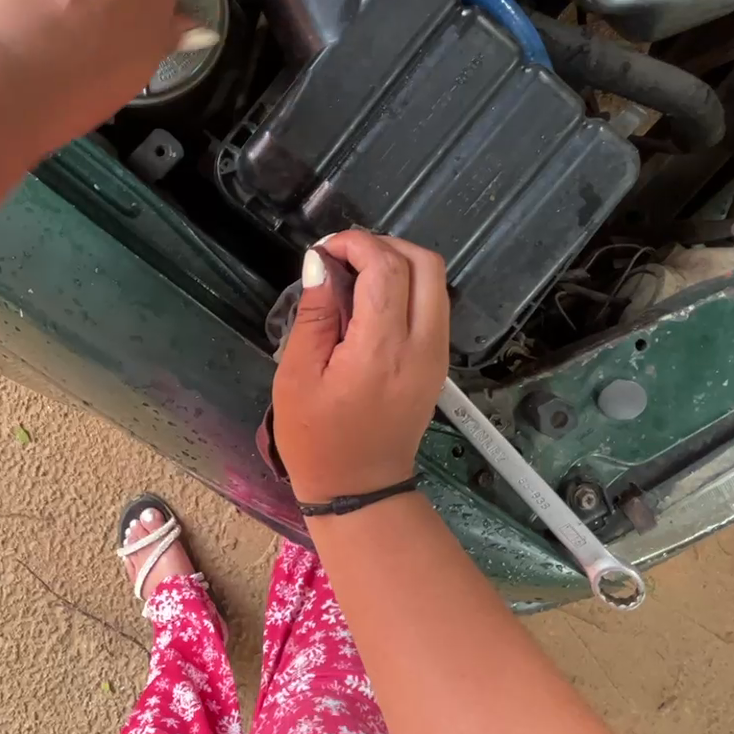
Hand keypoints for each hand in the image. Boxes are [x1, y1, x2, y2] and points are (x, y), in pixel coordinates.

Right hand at [271, 230, 450, 503]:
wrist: (360, 488)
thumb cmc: (316, 438)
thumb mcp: (296, 375)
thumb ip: (313, 314)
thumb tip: (319, 263)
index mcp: (382, 350)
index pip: (386, 269)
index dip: (355, 244)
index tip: (323, 250)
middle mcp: (422, 345)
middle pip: (425, 263)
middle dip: (382, 245)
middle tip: (342, 256)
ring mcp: (437, 353)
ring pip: (435, 280)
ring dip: (397, 262)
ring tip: (354, 273)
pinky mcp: (438, 361)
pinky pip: (432, 303)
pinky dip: (406, 285)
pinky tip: (370, 299)